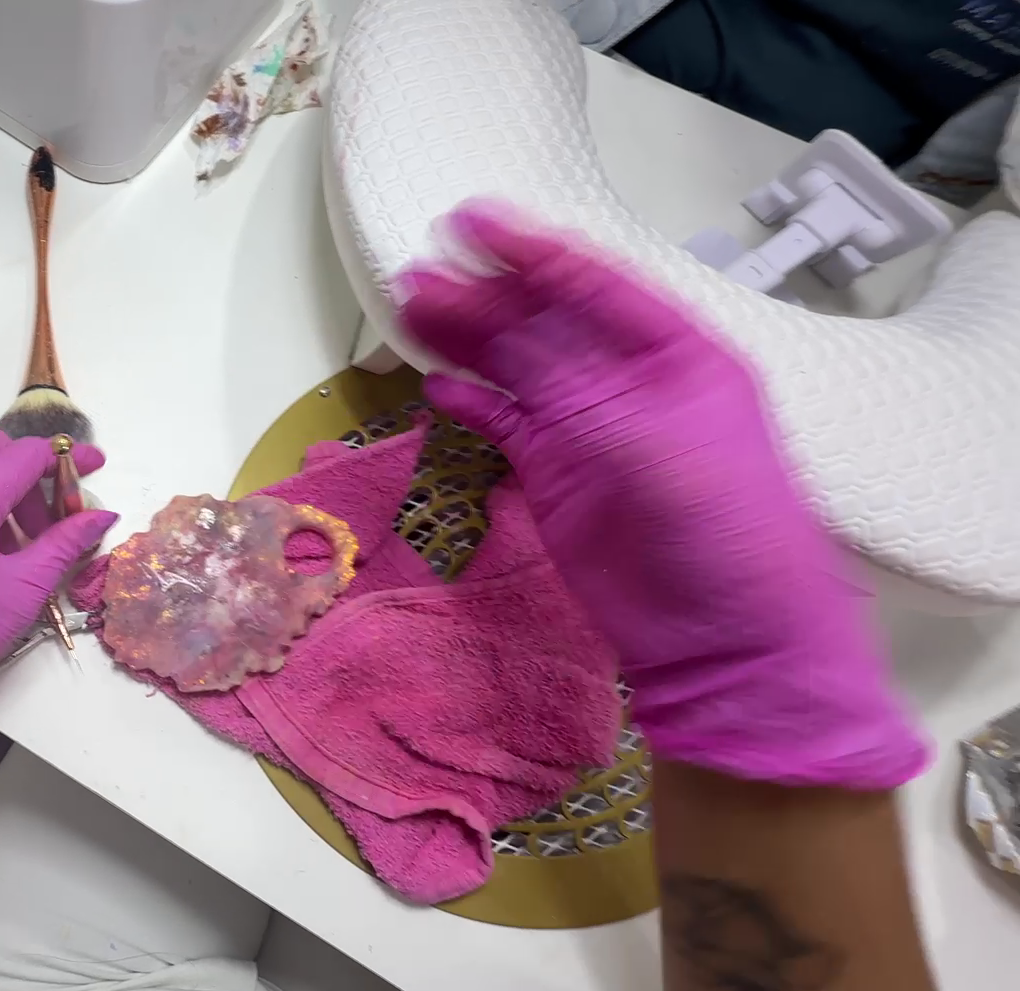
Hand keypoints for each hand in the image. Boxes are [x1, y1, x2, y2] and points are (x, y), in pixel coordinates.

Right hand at [395, 201, 926, 788]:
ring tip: (406, 313)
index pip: (590, 283)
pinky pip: (500, 423)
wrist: (718, 635)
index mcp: (671, 353)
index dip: (526, 249)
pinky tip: (436, 385)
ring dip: (460, 340)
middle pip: (537, 322)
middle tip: (411, 273)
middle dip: (476, 294)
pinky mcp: (551, 470)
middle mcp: (623, 381)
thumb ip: (574, 388)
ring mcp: (583, 427)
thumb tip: (498, 340)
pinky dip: (467, 402)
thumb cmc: (718, 532)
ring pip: (510, 368)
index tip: (467, 221)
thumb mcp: (649, 446)